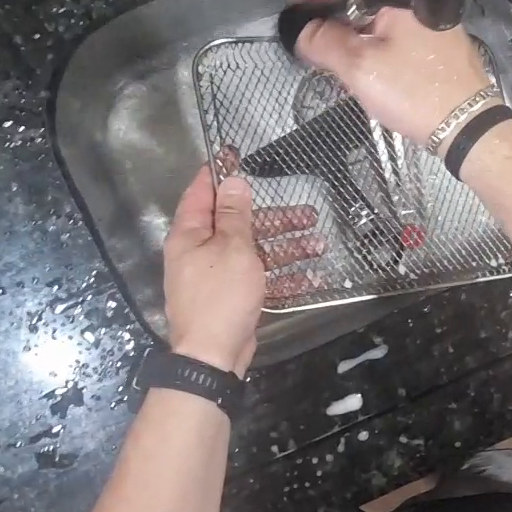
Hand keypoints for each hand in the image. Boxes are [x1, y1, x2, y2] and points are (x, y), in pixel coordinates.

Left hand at [162, 164, 322, 374]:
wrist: (212, 356)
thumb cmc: (220, 296)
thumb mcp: (232, 248)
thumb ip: (235, 215)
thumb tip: (233, 181)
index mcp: (191, 235)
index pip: (202, 193)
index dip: (221, 174)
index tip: (237, 156)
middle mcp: (200, 252)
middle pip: (240, 226)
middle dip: (276, 219)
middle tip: (309, 213)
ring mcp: (218, 278)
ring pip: (256, 254)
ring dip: (288, 249)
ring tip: (320, 245)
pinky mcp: (234, 299)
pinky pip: (261, 280)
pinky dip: (284, 278)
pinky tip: (313, 277)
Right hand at [288, 0, 492, 145]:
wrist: (467, 127)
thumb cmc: (417, 93)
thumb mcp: (362, 68)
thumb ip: (326, 44)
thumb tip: (304, 33)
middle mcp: (418, 5)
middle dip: (331, 10)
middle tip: (303, 22)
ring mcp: (428, 29)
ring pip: (378, 22)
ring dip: (349, 33)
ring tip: (323, 48)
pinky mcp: (433, 53)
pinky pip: (392, 40)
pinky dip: (369, 47)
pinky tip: (354, 64)